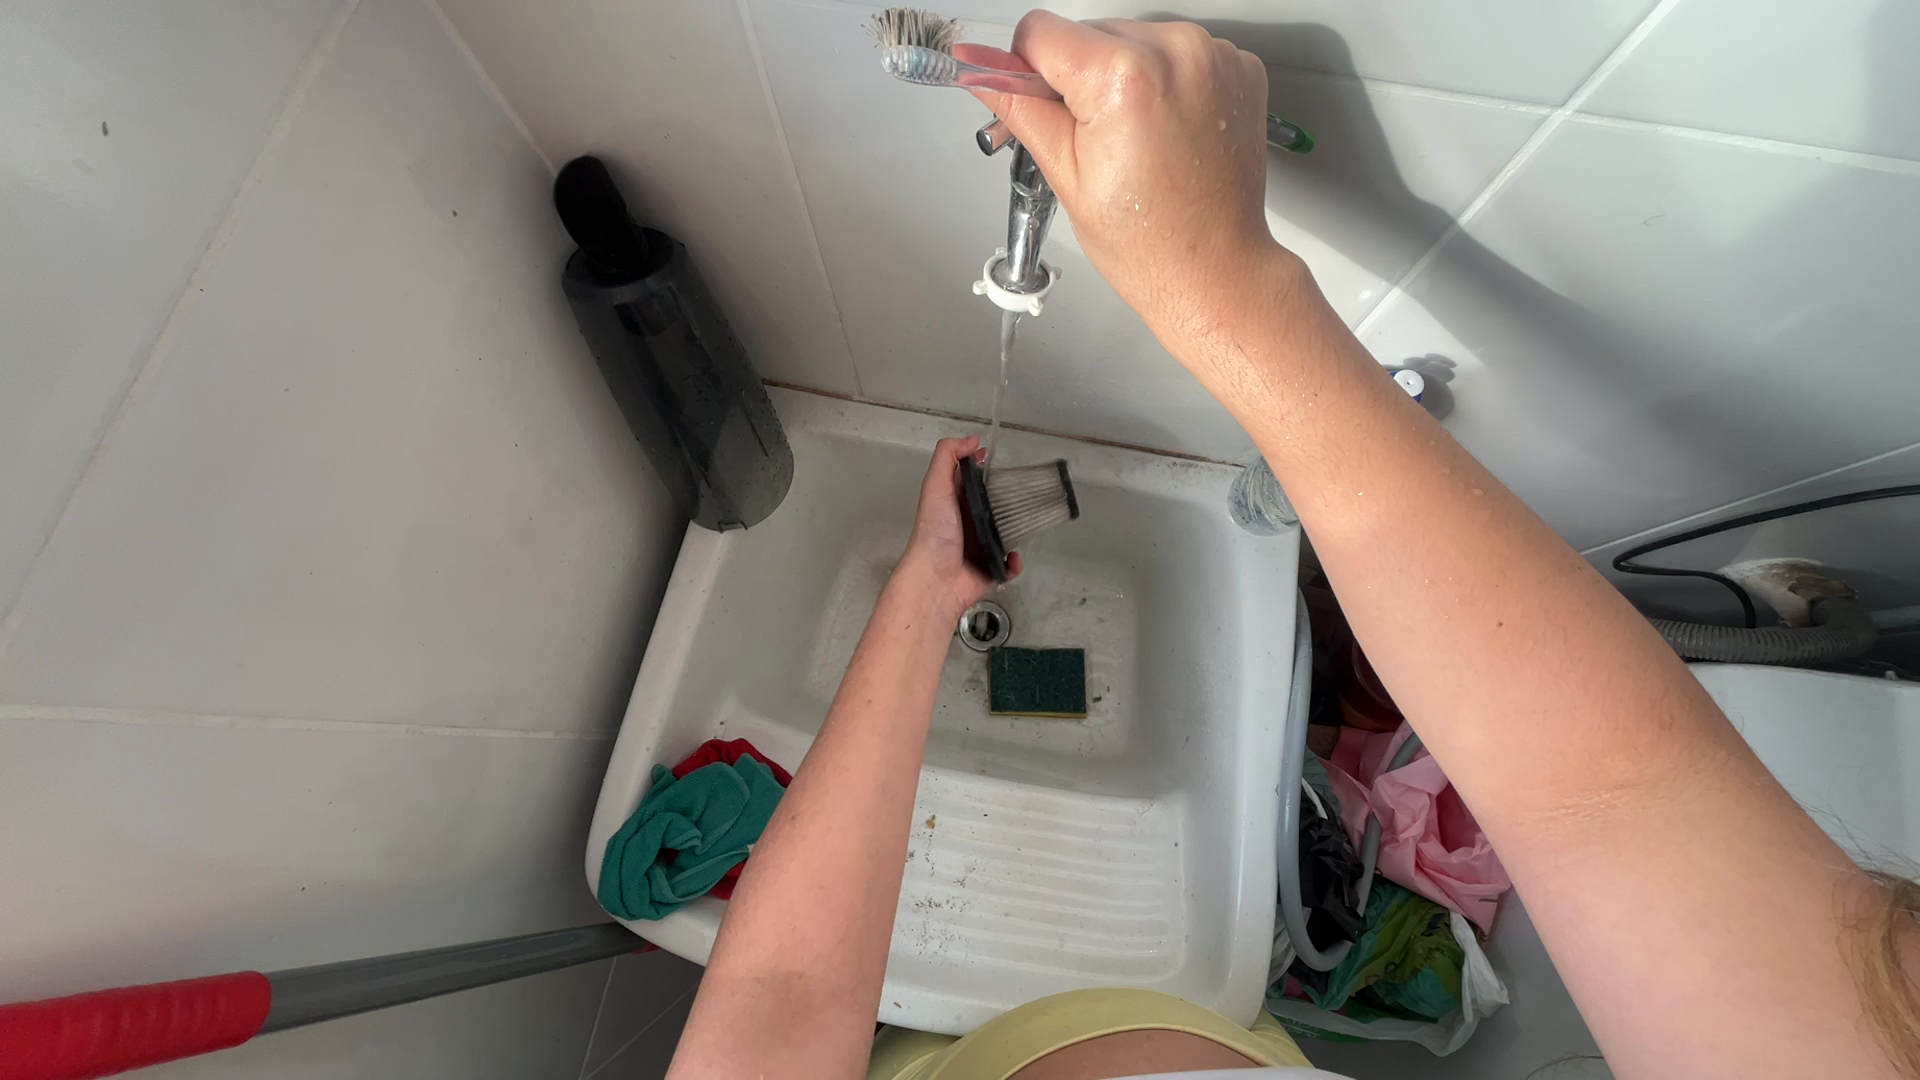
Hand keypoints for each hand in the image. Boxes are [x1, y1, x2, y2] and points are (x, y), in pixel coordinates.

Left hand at [896, 436, 1019, 617]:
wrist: (936, 579)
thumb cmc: (935, 531)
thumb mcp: (935, 486)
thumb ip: (947, 457)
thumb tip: (973, 440)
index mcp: (952, 503)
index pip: (970, 481)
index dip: (983, 468)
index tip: (998, 460)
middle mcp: (965, 524)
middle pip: (991, 506)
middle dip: (1007, 499)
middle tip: (1024, 492)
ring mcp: (978, 548)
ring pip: (1005, 533)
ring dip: (1016, 529)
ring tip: (1026, 523)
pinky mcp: (988, 570)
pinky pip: (1008, 564)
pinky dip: (1014, 561)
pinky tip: (1012, 556)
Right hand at [958, 15, 1301, 346]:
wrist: (1211, 269)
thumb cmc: (1145, 244)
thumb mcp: (1066, 178)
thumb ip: (1021, 110)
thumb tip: (979, 71)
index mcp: (1123, 79)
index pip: (1041, 32)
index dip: (1027, 72)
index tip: (1038, 107)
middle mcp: (1175, 50)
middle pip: (1090, 33)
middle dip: (1079, 81)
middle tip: (1094, 146)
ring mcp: (1214, 54)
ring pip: (1134, 40)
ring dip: (1122, 81)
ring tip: (1135, 146)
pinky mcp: (1238, 65)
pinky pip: (1177, 54)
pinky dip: (1164, 85)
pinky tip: (1166, 135)